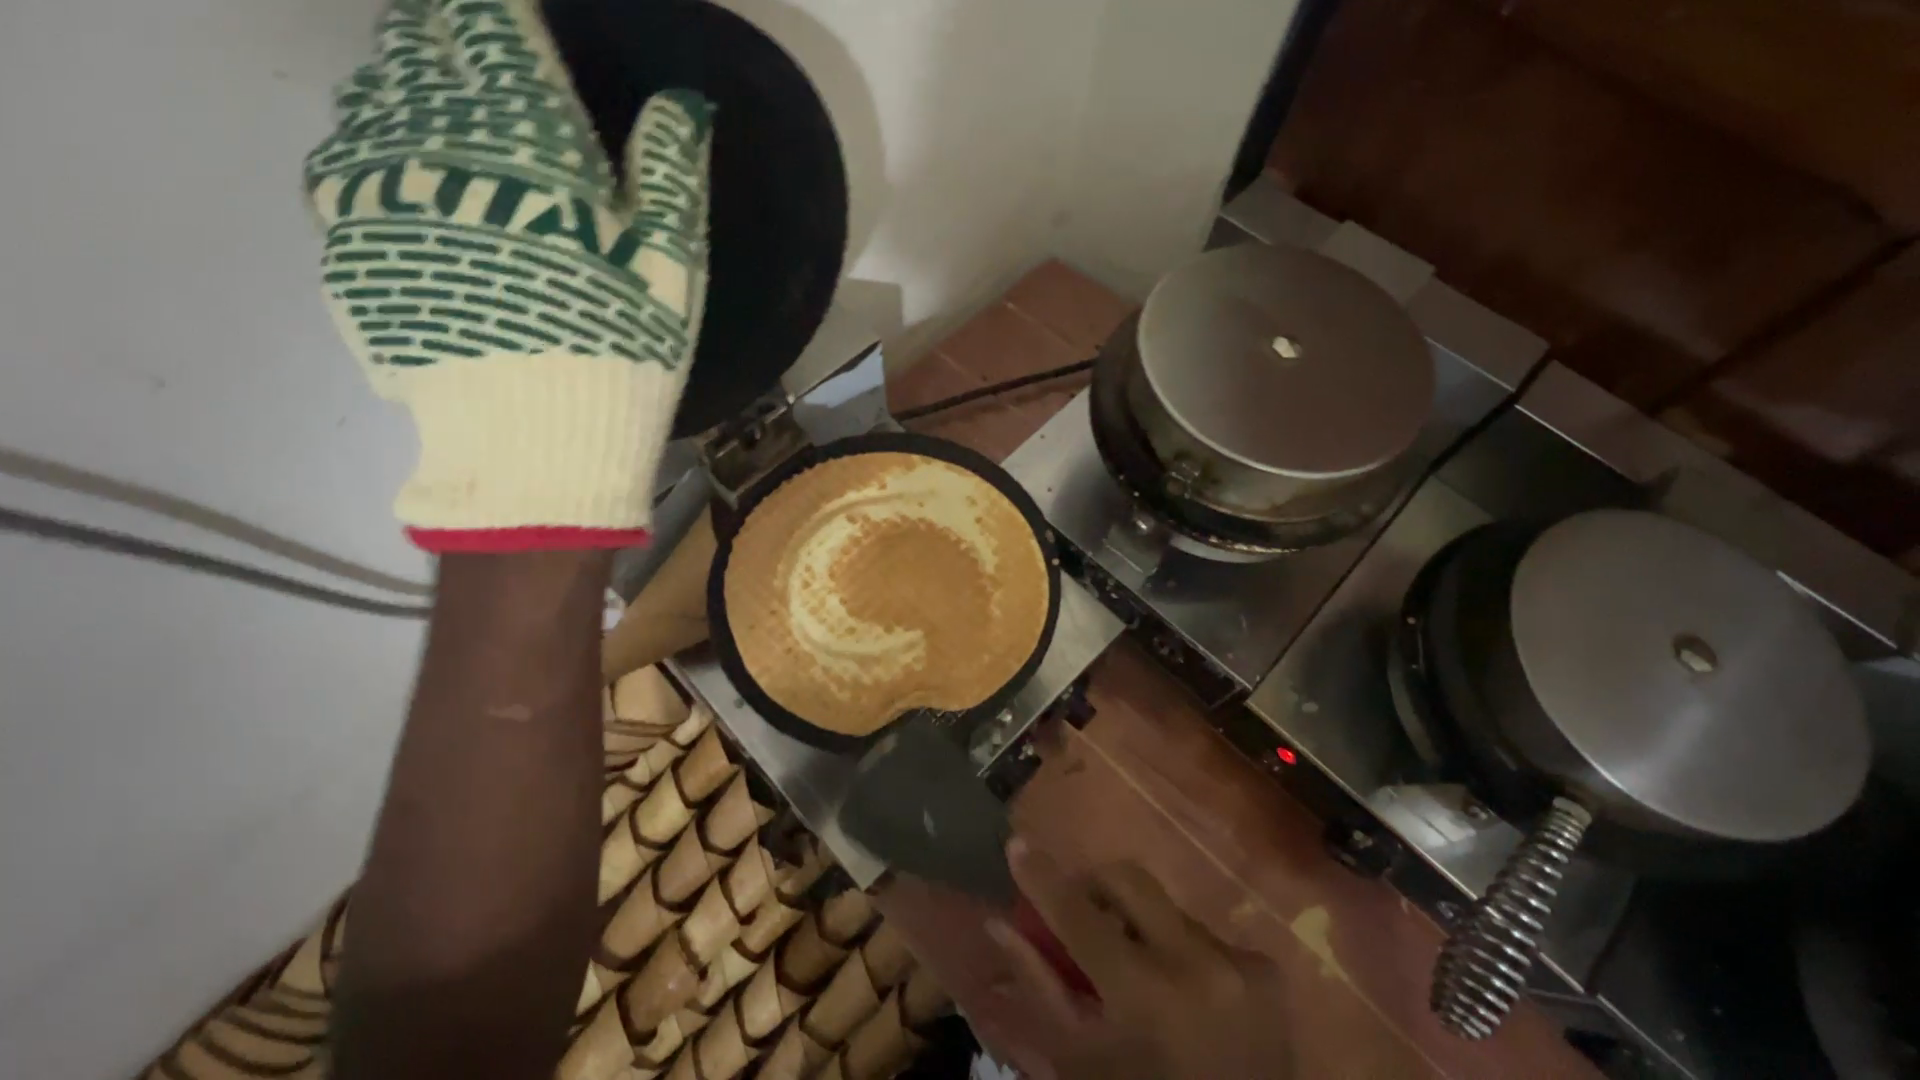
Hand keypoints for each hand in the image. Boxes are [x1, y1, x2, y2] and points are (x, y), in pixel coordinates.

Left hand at [303, 0, 711, 552]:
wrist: (530, 448)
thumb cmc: (615, 351)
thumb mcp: (673, 267)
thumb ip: (671, 169)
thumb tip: (679, 102)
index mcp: (529, 138)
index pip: (493, 26)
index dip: (501, 15)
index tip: (515, 25)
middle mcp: (436, 141)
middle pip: (418, 47)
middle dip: (448, 43)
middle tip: (479, 63)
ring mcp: (378, 191)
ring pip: (370, 97)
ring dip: (405, 92)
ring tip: (440, 118)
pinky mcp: (346, 245)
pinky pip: (339, 164)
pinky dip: (371, 154)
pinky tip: (403, 184)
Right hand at [991, 840, 1295, 1079]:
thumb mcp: (1081, 1057)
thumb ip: (1041, 985)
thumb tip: (1000, 925)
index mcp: (1144, 992)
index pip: (1079, 915)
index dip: (1043, 877)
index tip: (1017, 844)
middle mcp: (1196, 961)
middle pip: (1129, 880)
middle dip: (1094, 884)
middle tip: (1077, 908)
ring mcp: (1238, 961)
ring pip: (1166, 908)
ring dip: (1140, 925)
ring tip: (1134, 966)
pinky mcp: (1267, 967)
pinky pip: (1206, 935)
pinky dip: (1180, 951)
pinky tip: (1180, 989)